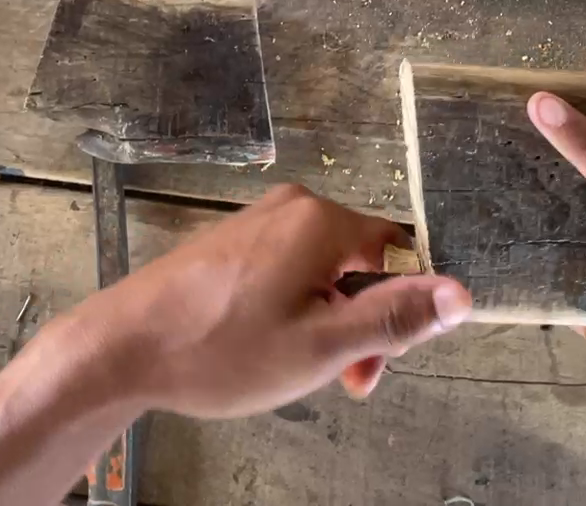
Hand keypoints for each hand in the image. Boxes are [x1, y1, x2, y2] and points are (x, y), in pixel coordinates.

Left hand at [66, 184, 471, 417]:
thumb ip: (394, 316)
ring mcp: (260, 219)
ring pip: (323, 268)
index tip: (375, 359)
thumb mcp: (321, 345)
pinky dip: (295, 305)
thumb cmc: (224, 347)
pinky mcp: (235, 238)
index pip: (396, 250)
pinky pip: (288, 266)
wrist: (124, 343)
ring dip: (327, 318)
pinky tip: (267, 342)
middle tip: (339, 378)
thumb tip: (461, 292)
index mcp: (321, 220)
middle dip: (360, 320)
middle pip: (359, 259)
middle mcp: (293, 206)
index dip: (400, 306)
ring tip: (297, 367)